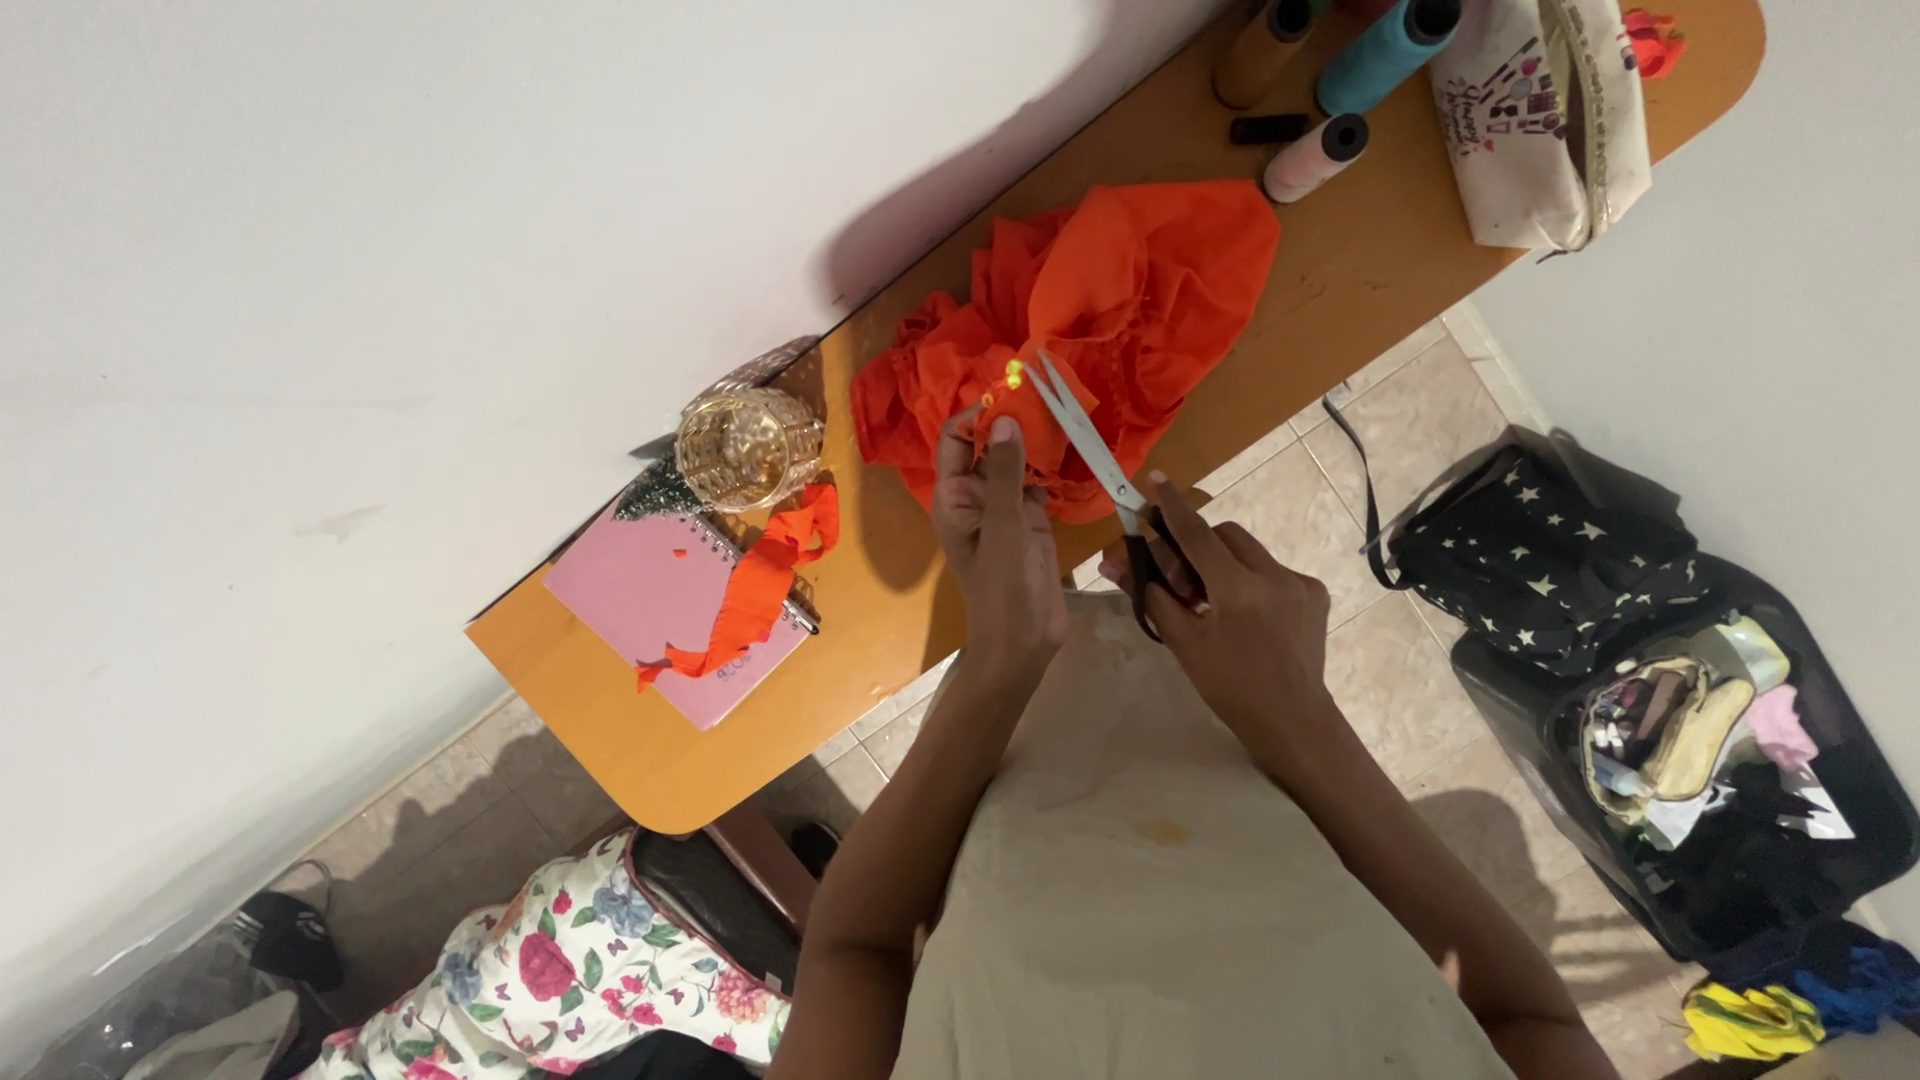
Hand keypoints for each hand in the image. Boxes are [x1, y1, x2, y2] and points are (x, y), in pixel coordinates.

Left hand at [931, 406, 1068, 676]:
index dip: (976, 415)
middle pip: (986, 446)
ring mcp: (1005, 508)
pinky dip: (1051, 467)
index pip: (954, 440)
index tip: (1009, 394)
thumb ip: (1004, 474)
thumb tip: (1005, 421)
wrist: (1024, 640)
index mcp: (953, 496)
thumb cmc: (1002, 586)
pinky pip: (1038, 483)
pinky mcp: (1032, 521)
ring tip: (1063, 410)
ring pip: (1015, 463)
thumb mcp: (1002, 526)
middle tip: (1045, 394)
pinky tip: (1072, 445)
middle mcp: (976, 496)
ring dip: (1034, 441)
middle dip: (1009, 422)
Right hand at [1099, 473, 1331, 738]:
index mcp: (1237, 590)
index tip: (1158, 479)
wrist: (1291, 719)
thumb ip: (1153, 596)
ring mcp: (1299, 582)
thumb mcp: (1183, 642)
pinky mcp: (1314, 592)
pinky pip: (1272, 569)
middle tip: (1181, 576)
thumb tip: (1116, 564)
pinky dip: (1251, 579)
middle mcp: (1273, 576)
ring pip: (1249, 549)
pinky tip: (1246, 612)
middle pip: (1224, 535)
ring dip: (1224, 561)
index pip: (1198, 534)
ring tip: (1214, 598)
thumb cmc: (1228, 686)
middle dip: (1199, 544)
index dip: (1174, 506)